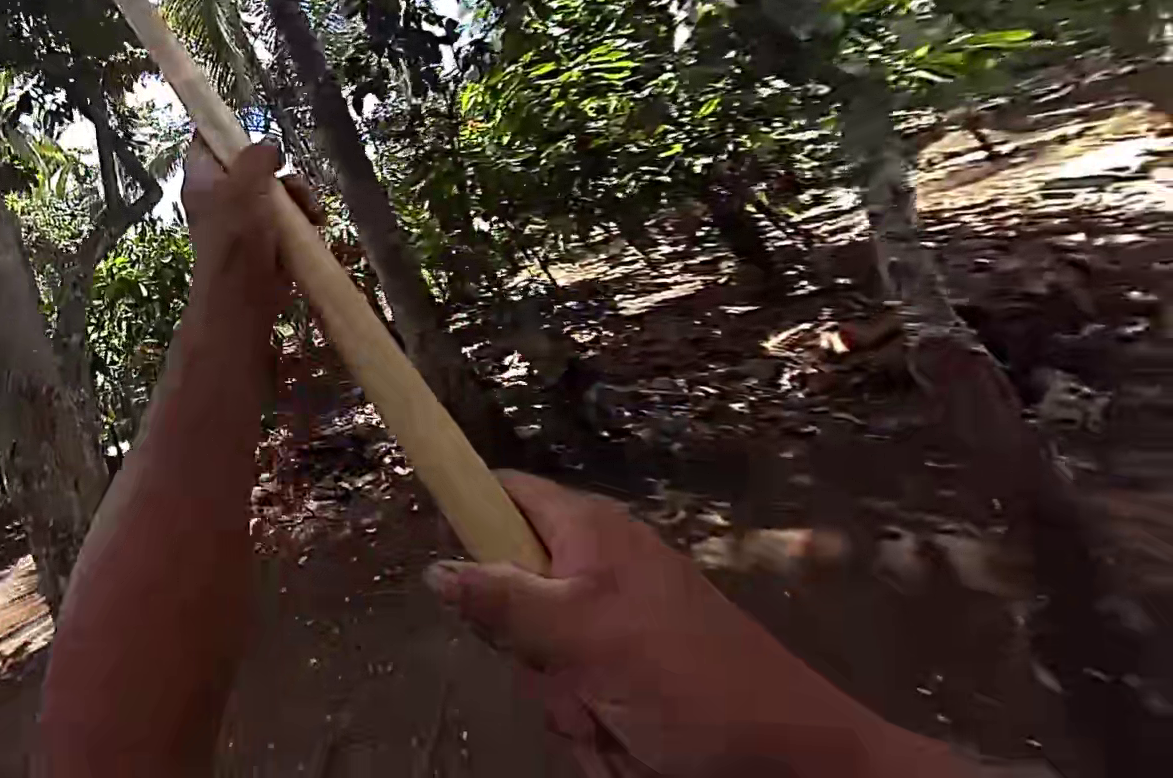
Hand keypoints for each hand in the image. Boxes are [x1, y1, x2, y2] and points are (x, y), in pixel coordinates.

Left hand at [180, 137, 314, 319]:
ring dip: (298, 194)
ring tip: (310, 209)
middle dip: (278, 170)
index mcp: (203, 179)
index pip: (207, 141)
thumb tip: (268, 146)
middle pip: (251, 164)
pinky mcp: (266, 234)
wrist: (246, 297)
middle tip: (289, 180)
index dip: (226, 130)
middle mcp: (221, 194)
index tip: (254, 129)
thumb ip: (255, 159)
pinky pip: (286, 214)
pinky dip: (302, 215)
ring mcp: (245, 215)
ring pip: (275, 188)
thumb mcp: (243, 188)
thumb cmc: (236, 238)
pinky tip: (314, 222)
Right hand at [423, 472, 970, 777]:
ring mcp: (608, 616)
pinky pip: (568, 682)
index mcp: (583, 528)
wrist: (809, 772)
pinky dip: (583, 715)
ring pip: (533, 643)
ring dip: (555, 689)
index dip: (467, 506)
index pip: (502, 490)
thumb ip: (502, 602)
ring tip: (602, 715)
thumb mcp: (585, 637)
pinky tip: (619, 736)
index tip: (451, 551)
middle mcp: (590, 562)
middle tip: (555, 668)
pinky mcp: (623, 665)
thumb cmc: (692, 680)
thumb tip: (431, 570)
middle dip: (521, 638)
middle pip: (507, 579)